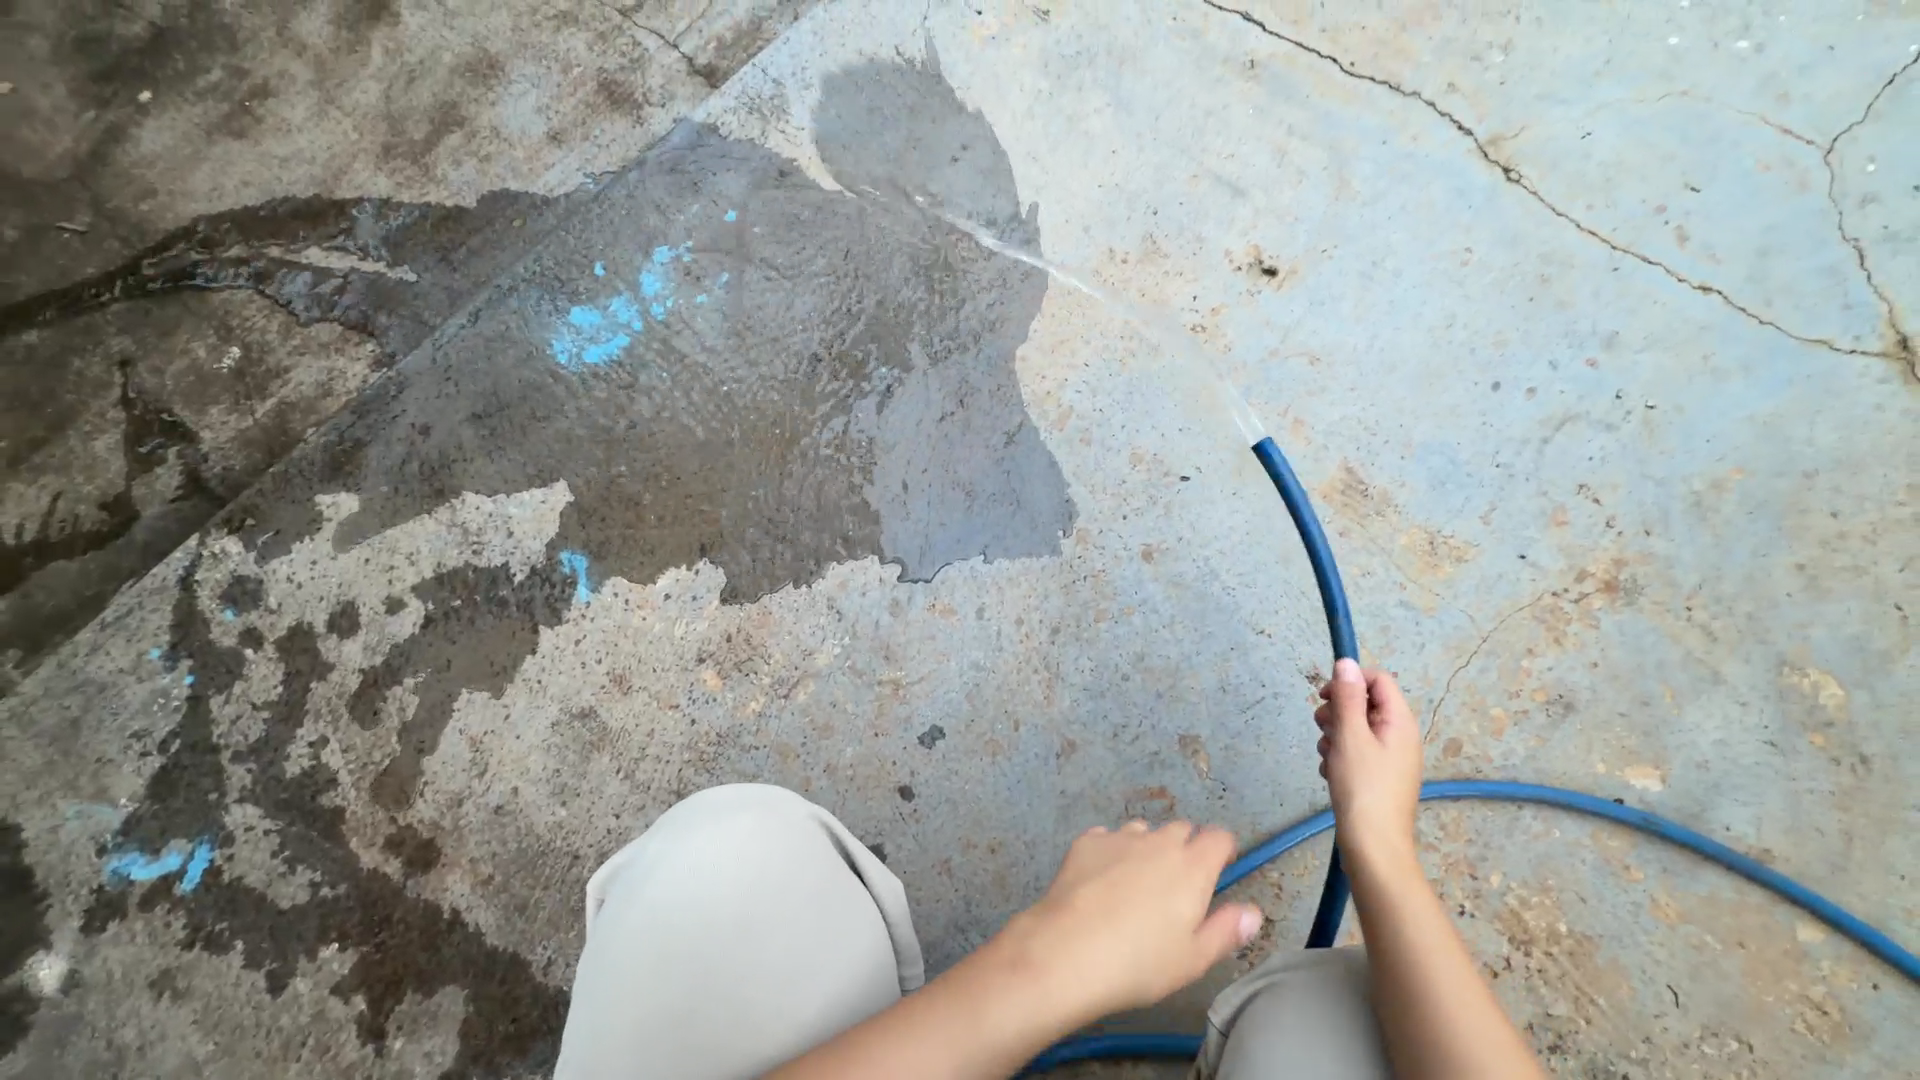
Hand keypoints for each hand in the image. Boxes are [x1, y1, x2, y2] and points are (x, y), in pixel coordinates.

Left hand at [992, 821, 1262, 1024]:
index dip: (1222, 850)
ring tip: (1136, 884)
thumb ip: (1226, 930)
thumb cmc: (1140, 963)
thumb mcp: (1194, 959)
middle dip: (1185, 848)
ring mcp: (1118, 837)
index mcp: (1192, 866)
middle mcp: (1158, 842)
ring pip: (1143, 832)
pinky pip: (1106, 837)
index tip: (1218, 870)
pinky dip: (1111, 852)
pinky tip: (1100, 881)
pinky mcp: (1085, 841)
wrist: (1069, 950)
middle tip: (1176, 886)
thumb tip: (1252, 912)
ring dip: (1147, 848)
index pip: (1219, 837)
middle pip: (1181, 829)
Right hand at [1316, 659, 1422, 866]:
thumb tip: (1345, 661)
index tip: (1324, 697)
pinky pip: (1355, 750)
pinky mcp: (1378, 775)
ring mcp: (1390, 757)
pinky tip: (1330, 771)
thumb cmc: (1362, 785)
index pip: (1378, 679)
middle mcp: (1400, 735)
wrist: (1373, 844)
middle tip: (1323, 728)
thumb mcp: (1350, 735)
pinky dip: (1339, 754)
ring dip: (1334, 734)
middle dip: (1338, 710)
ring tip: (1327, 755)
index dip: (1350, 681)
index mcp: (1400, 721)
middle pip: (1365, 702)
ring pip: (1356, 727)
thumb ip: (1347, 696)